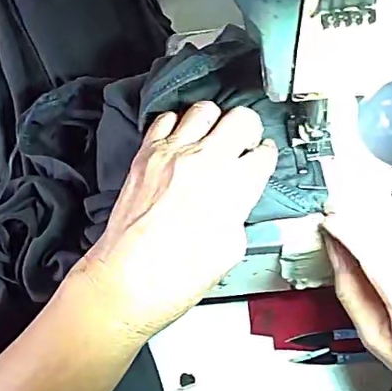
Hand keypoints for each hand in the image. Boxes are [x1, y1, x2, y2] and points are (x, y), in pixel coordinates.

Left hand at [65, 102, 277, 342]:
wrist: (126, 280)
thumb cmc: (173, 277)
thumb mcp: (230, 250)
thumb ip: (239, 213)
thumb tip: (238, 200)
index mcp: (233, 187)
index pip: (264, 153)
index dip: (265, 156)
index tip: (261, 159)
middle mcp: (204, 162)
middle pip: (241, 118)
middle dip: (247, 130)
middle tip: (243, 142)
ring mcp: (172, 154)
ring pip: (204, 110)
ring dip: (213, 122)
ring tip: (212, 137)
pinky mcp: (145, 156)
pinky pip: (166, 120)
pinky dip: (177, 125)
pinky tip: (180, 141)